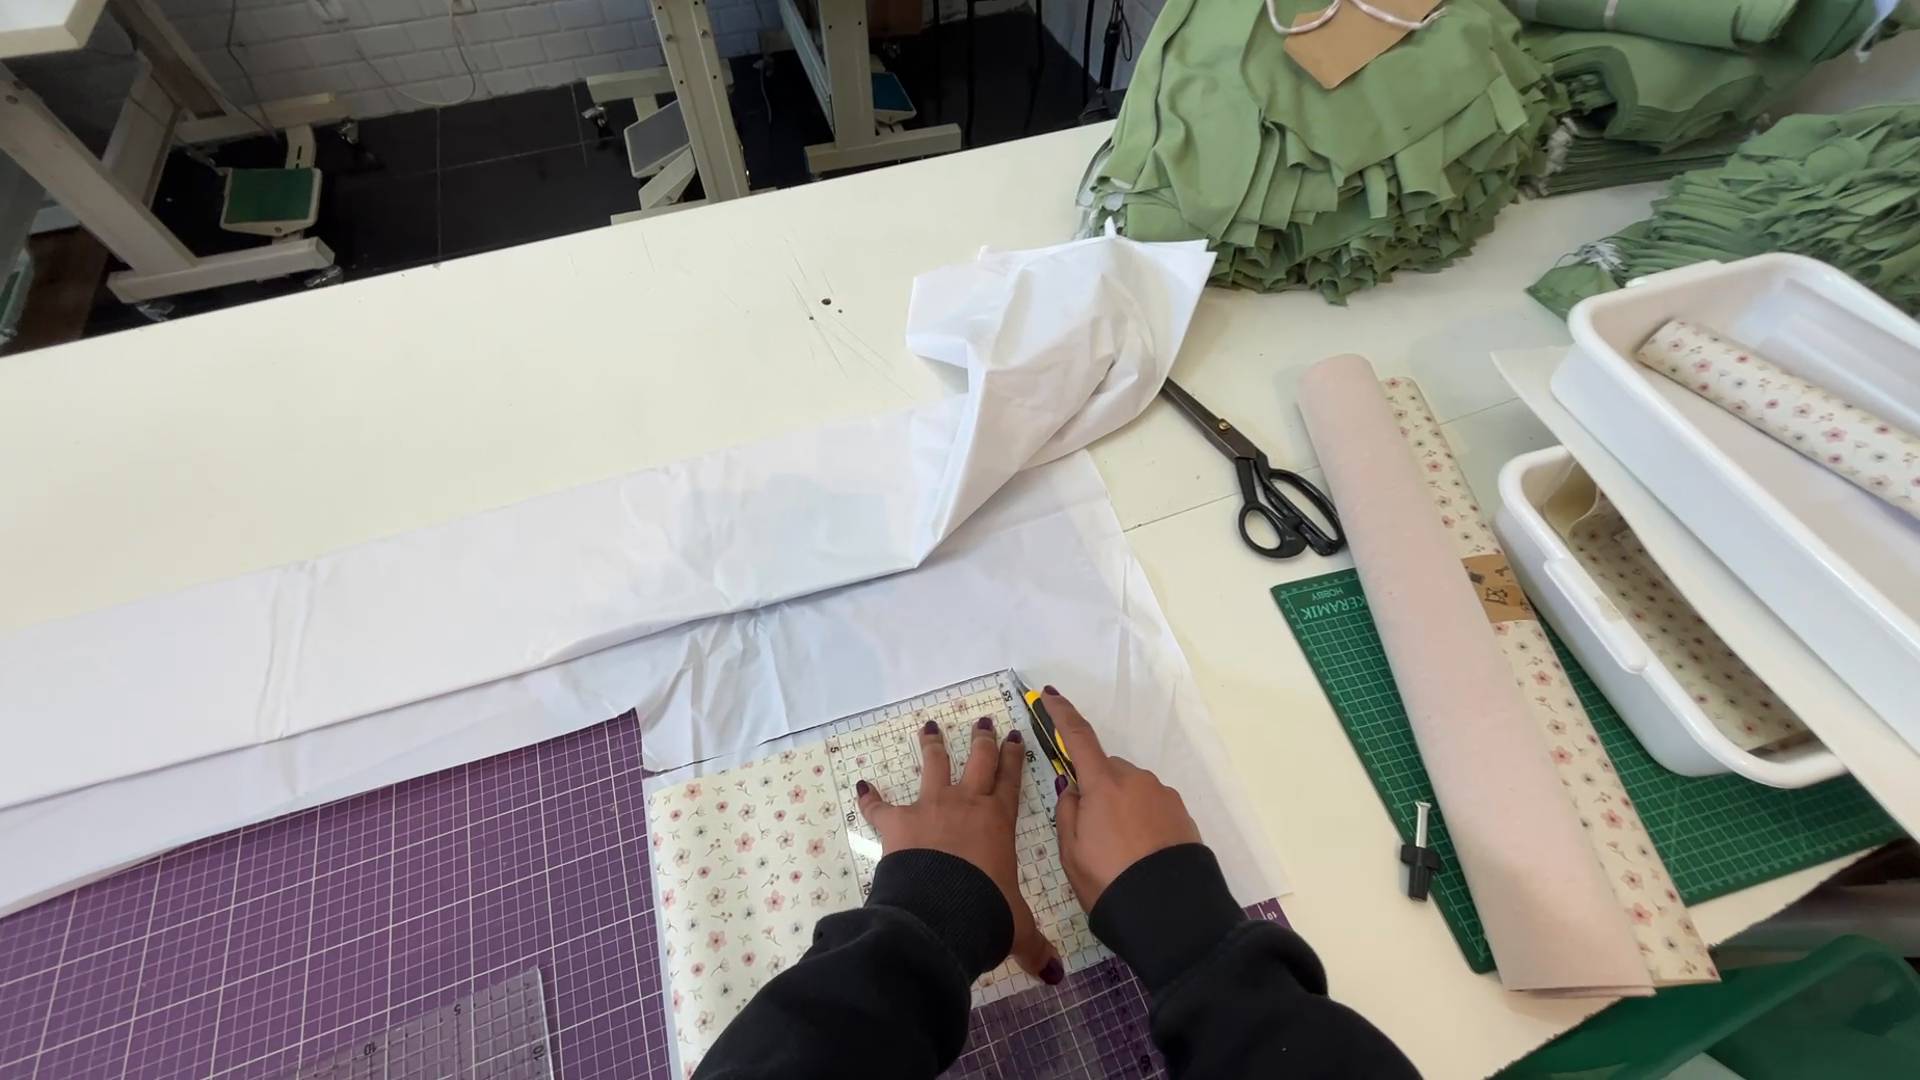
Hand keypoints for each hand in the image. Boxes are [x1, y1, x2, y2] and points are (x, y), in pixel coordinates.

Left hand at [855, 717, 1062, 982]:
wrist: (940, 915)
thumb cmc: (986, 914)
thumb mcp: (1018, 930)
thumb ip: (1036, 947)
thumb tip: (1057, 975)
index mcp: (999, 821)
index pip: (1011, 782)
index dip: (1013, 758)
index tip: (1014, 736)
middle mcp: (967, 804)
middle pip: (978, 762)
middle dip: (982, 740)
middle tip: (983, 722)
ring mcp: (931, 808)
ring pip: (934, 767)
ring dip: (932, 746)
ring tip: (929, 727)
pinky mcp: (899, 823)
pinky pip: (881, 807)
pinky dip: (870, 798)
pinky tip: (863, 786)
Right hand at [1049, 688, 1202, 911]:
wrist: (1174, 918)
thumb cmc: (1110, 883)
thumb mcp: (1071, 853)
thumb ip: (1067, 812)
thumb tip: (1074, 788)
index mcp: (1104, 784)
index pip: (1078, 737)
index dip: (1061, 713)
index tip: (1049, 695)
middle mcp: (1136, 779)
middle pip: (1106, 771)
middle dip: (1096, 789)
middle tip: (1091, 833)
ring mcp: (1163, 796)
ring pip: (1130, 790)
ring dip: (1121, 807)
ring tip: (1120, 854)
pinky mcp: (1183, 815)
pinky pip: (1152, 807)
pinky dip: (1143, 822)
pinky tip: (1142, 856)